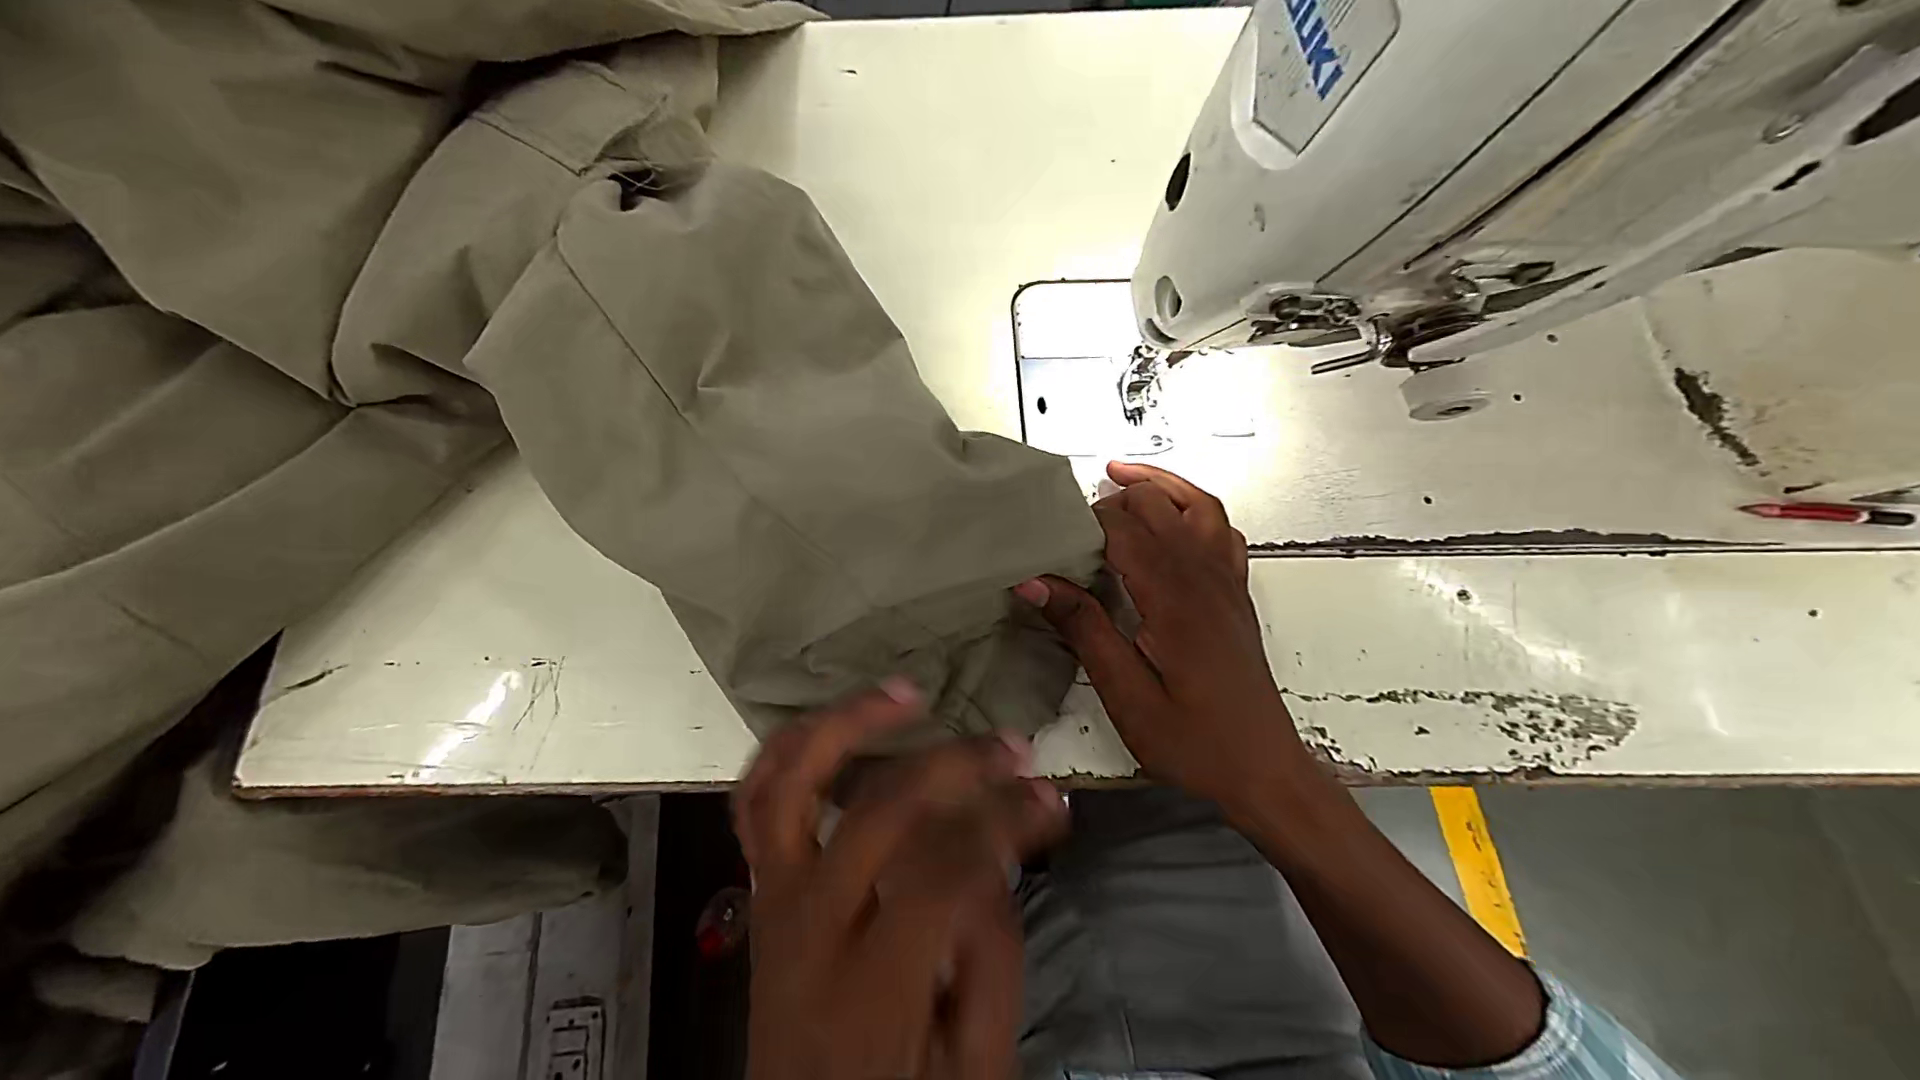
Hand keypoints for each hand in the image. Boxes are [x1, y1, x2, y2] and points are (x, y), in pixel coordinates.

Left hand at [733, 681, 1065, 1079]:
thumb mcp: (974, 1055)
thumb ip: (992, 948)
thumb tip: (998, 846)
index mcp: (870, 986)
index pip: (945, 868)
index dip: (1004, 820)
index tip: (1048, 798)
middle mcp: (809, 927)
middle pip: (878, 811)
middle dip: (954, 765)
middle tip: (1009, 745)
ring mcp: (772, 899)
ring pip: (790, 784)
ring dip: (845, 725)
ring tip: (903, 693)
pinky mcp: (759, 886)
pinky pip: (754, 802)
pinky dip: (788, 751)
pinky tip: (829, 724)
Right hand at [1015, 461, 1310, 812]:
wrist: (1264, 771)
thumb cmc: (1193, 742)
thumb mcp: (1126, 695)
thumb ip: (1084, 629)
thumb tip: (1036, 581)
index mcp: (1175, 599)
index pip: (1125, 530)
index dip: (1085, 524)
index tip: (1051, 536)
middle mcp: (1206, 579)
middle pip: (1160, 507)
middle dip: (1115, 498)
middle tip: (1073, 512)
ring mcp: (1228, 584)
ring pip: (1200, 506)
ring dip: (1161, 484)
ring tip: (1121, 474)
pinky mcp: (1236, 596)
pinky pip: (1223, 533)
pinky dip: (1196, 509)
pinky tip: (1174, 520)